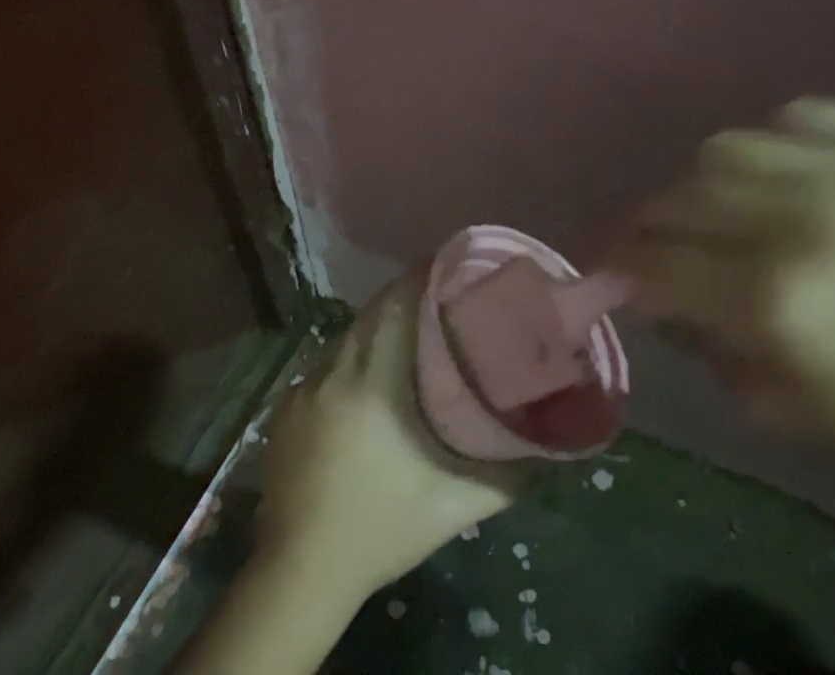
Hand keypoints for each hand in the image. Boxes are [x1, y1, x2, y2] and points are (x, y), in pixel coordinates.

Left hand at [254, 270, 520, 600]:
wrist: (300, 569)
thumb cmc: (381, 530)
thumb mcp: (454, 506)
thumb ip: (507, 473)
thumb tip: (549, 448)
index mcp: (371, 384)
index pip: (396, 307)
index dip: (422, 278)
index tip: (452, 265)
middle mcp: (332, 373)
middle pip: (370, 315)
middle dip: (404, 299)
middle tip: (442, 300)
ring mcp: (301, 389)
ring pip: (345, 340)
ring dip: (376, 331)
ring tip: (412, 337)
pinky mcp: (285, 409)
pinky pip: (325, 367)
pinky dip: (351, 361)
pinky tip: (368, 384)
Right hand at [611, 98, 834, 471]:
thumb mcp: (774, 407)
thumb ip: (699, 344)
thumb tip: (653, 291)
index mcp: (773, 302)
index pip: (655, 260)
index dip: (621, 263)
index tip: (616, 269)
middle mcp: (802, 224)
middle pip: (680, 198)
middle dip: (656, 225)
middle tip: (665, 243)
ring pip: (727, 148)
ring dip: (711, 184)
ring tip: (733, 210)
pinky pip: (800, 117)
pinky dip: (780, 146)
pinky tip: (794, 180)